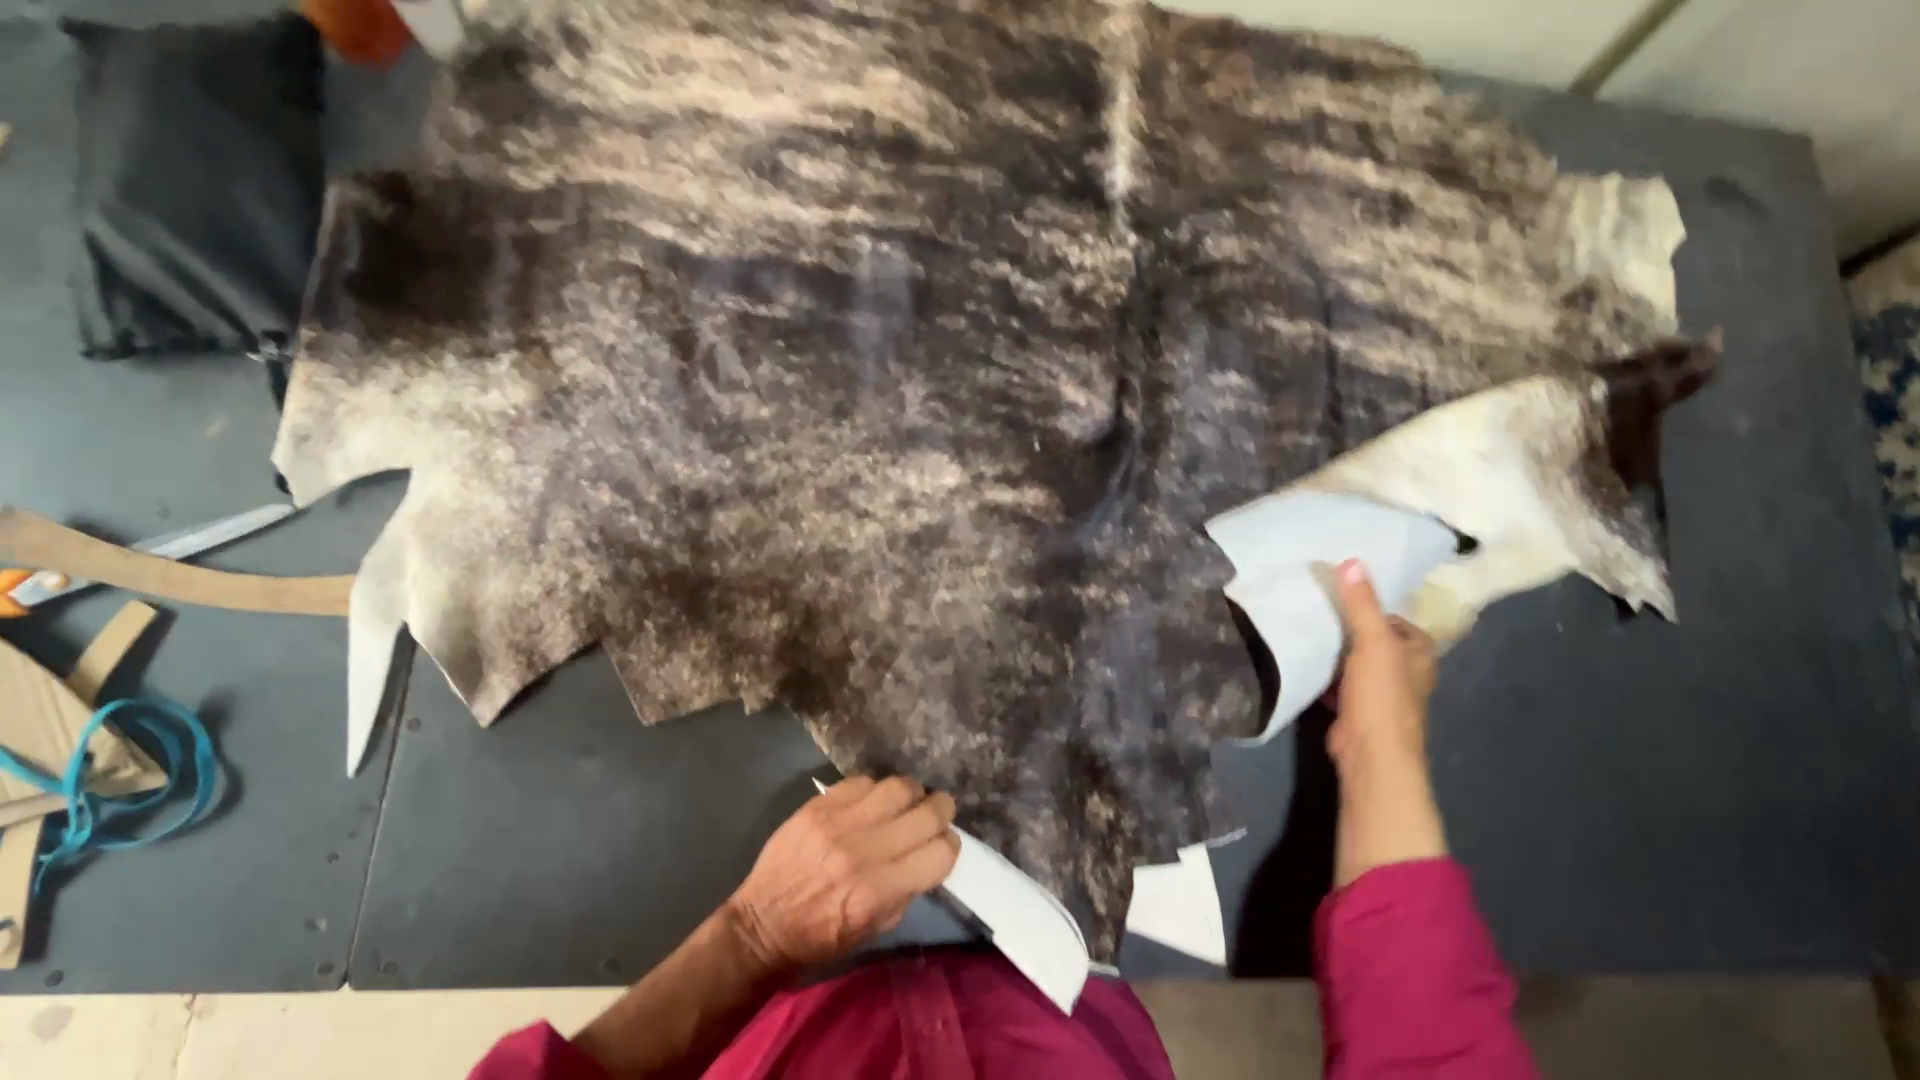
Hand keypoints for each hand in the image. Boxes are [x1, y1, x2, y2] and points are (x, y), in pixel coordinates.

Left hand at [725, 776, 959, 972]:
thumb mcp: (876, 929)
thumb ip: (907, 890)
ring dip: (911, 793)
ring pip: (898, 787)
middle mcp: (863, 852)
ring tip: (908, 802)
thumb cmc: (822, 938)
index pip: (941, 852)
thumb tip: (929, 855)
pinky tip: (872, 802)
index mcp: (879, 891)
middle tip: (938, 813)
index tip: (943, 847)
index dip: (949, 847)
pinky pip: (862, 782)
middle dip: (941, 811)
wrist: (762, 925)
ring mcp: (839, 823)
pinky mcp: (818, 806)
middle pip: (926, 813)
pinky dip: (875, 790)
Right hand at [1326, 559, 1437, 773]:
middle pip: (1373, 640)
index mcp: (1420, 652)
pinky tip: (1304, 663)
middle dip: (1349, 629)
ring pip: (1355, 663)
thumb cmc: (1382, 695)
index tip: (1337, 597)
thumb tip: (1352, 560)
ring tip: (1306, 631)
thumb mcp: (1373, 642)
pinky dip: (1324, 676)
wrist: (1370, 753)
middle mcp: (1406, 672)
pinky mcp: (1357, 711)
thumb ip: (1362, 604)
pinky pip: (1338, 684)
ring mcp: (1381, 694)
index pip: (1393, 619)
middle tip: (1315, 610)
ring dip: (1335, 653)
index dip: (1368, 608)